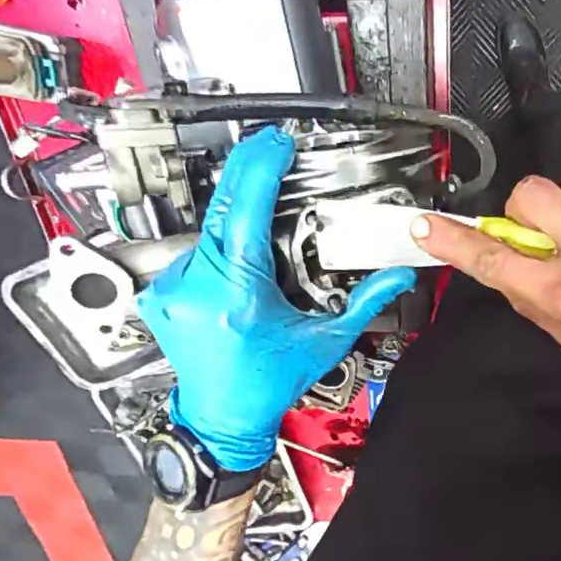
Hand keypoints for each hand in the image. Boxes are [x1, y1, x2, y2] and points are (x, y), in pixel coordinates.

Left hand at [137, 127, 415, 469]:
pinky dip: (217, 243)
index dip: (259, 168)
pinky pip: (192, 251)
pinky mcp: (163, 293)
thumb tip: (396, 277)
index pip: (242, 209)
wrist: (222, 417)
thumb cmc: (267, 383)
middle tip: (269, 150)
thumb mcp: (324, 341)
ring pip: (206, 228)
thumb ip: (364, 303)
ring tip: (261, 210)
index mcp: (238, 293)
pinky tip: (236, 252)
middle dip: (247, 172)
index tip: (274, 143)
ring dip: (234, 213)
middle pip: (220, 207)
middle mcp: (197, 285)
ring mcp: (173, 288)